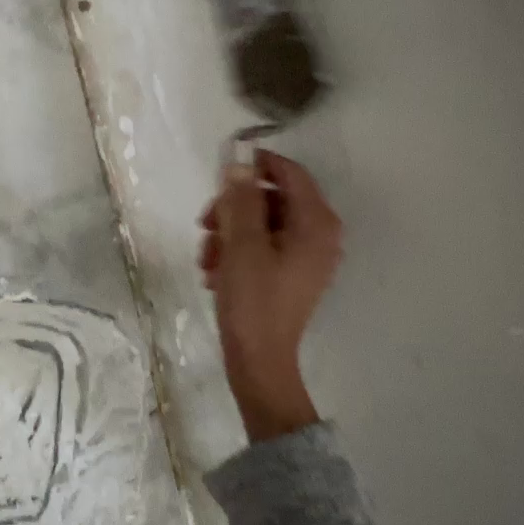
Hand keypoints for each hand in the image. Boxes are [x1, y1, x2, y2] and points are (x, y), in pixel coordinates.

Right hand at [200, 150, 342, 439]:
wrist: (259, 360)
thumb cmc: (253, 300)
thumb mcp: (242, 245)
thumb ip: (241, 200)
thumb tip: (238, 164)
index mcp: (315, 224)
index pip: (289, 173)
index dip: (255, 166)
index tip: (219, 174)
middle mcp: (318, 236)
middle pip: (272, 200)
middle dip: (234, 209)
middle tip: (205, 226)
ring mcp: (306, 258)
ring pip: (261, 225)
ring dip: (229, 234)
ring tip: (206, 259)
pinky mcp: (290, 276)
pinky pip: (262, 249)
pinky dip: (236, 254)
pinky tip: (215, 274)